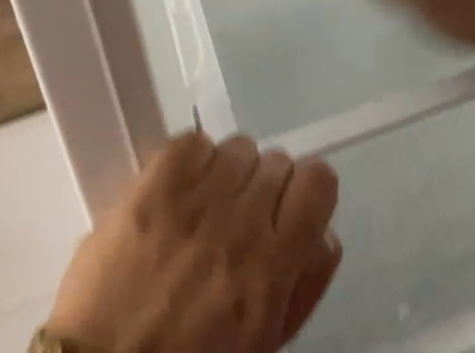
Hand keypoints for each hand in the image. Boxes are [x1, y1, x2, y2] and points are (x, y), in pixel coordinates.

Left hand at [43, 131, 341, 352]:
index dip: (308, 190)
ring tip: (206, 203)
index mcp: (274, 265)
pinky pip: (191, 142)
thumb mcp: (266, 338)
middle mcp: (241, 223)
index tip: (290, 207)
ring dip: (228, 172)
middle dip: (264, 188)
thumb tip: (322, 233)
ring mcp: (195, 201)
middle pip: (276, 162)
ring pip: (237, 148)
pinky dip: (192, 159)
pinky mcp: (151, 187)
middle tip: (240, 217)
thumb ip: (304, 283)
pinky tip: (180, 189)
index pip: (317, 181)